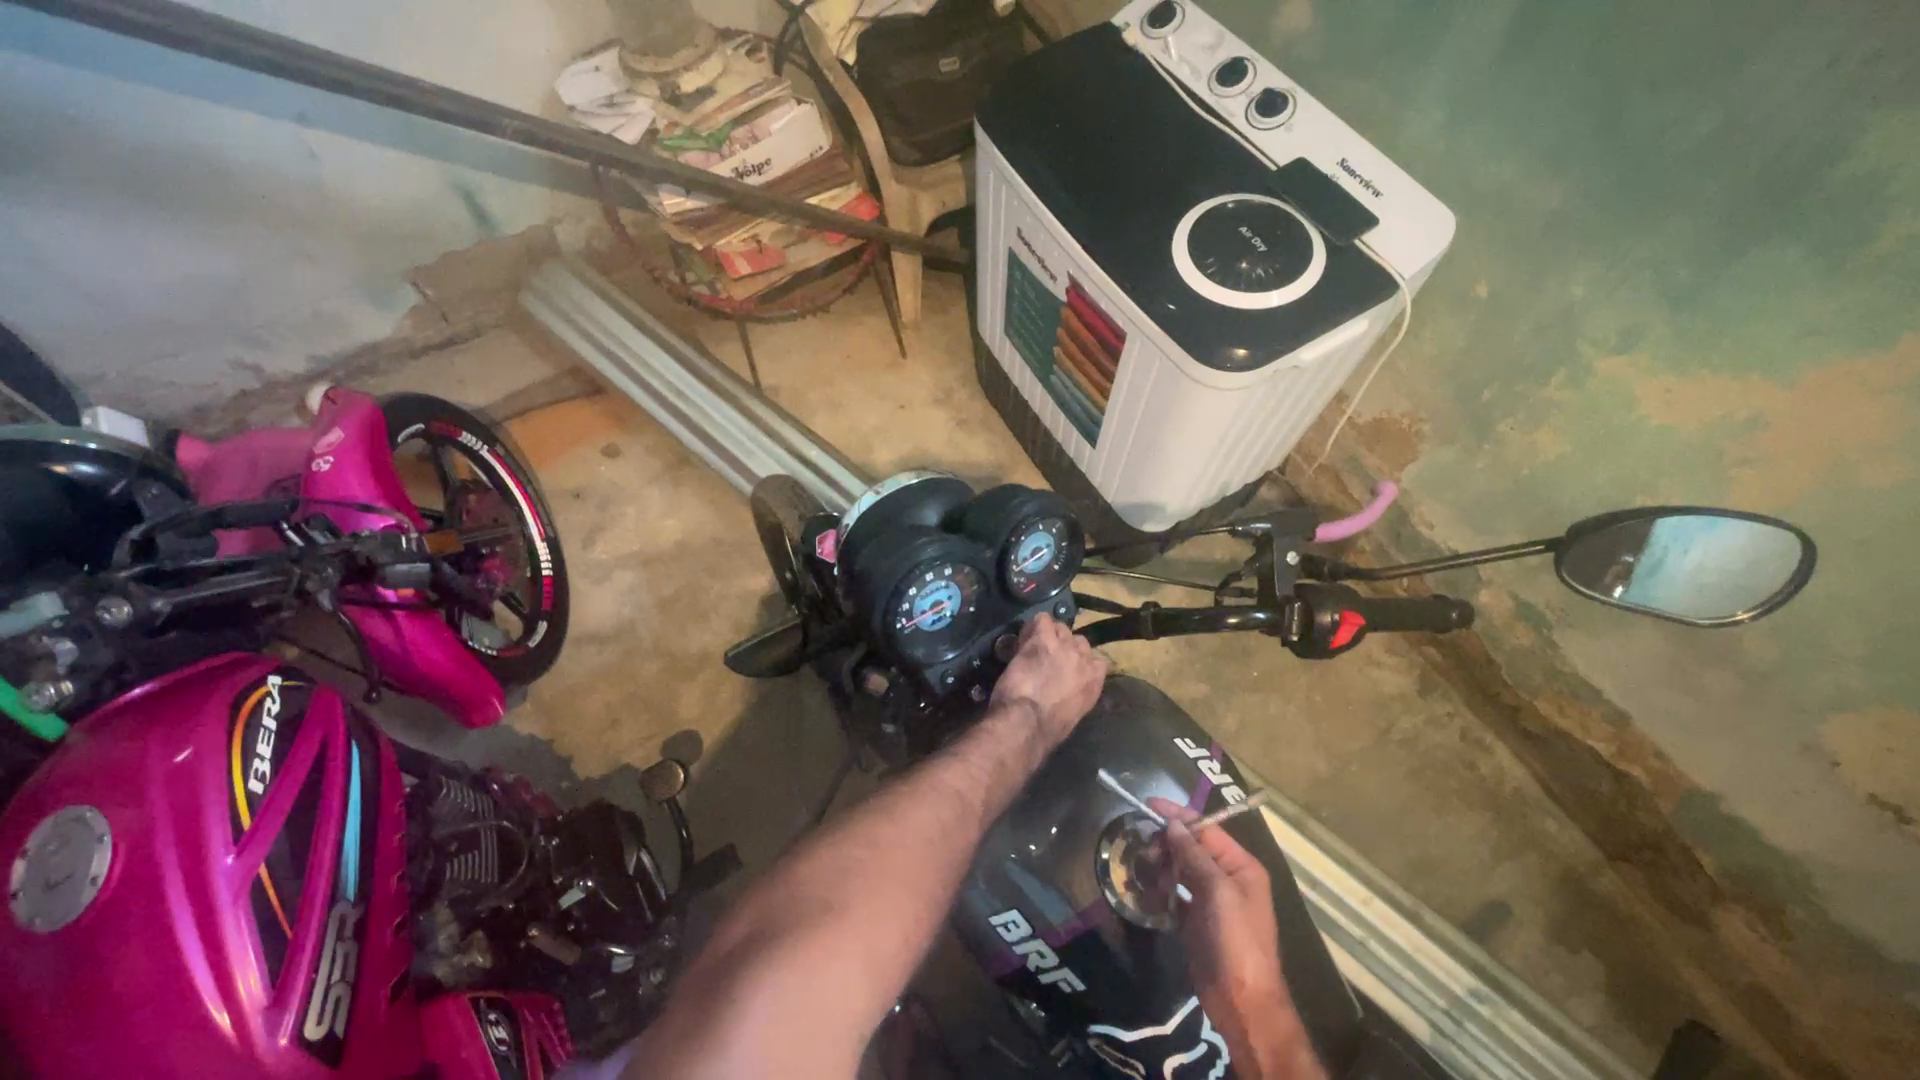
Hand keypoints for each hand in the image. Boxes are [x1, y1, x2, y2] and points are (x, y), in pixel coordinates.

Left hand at [989, 614, 1106, 750]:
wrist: (1028, 722)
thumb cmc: (1045, 729)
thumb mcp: (1070, 714)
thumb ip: (1073, 696)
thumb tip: (1063, 693)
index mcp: (1094, 683)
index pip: (1096, 661)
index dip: (1078, 661)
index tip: (1065, 667)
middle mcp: (1085, 661)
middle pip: (1079, 641)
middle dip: (1064, 647)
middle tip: (1046, 656)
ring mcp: (1065, 647)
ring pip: (1061, 627)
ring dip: (1048, 635)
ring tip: (1032, 646)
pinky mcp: (1043, 639)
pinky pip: (1041, 619)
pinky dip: (1032, 627)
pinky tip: (1023, 638)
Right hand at [1147, 798, 1322, 1079]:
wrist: (1242, 1001)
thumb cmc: (1236, 942)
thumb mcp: (1218, 893)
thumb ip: (1195, 856)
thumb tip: (1173, 825)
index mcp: (1241, 867)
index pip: (1207, 830)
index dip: (1178, 816)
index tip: (1148, 805)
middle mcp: (1228, 879)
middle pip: (1193, 847)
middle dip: (1168, 843)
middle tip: (1143, 846)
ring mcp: (1212, 901)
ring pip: (1182, 869)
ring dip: (1163, 865)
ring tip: (1144, 868)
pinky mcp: (1197, 921)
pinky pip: (1176, 894)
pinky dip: (1162, 888)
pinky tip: (1147, 889)